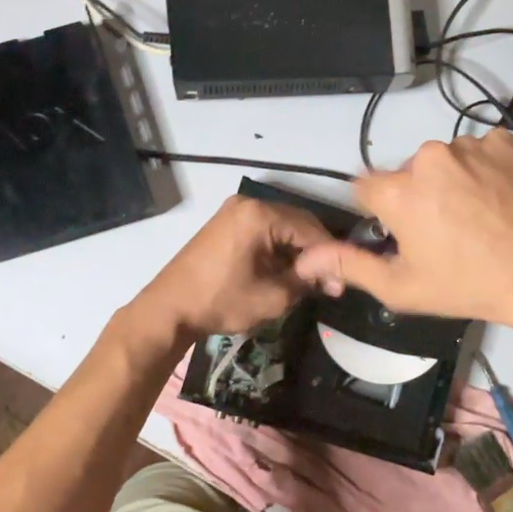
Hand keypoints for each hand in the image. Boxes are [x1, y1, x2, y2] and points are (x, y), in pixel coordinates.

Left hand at [130, 195, 333, 341]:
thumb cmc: (221, 301)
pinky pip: (264, 230)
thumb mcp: (273, 296)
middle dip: (315, 252)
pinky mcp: (226, 223)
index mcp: (260, 215)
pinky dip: (279, 248)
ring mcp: (234, 211)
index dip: (330, 256)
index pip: (311, 229)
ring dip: (298, 251)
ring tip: (309, 280)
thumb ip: (307, 279)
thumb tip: (335, 276)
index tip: (343, 281)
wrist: (170, 308)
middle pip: (298, 223)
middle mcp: (248, 203)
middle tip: (329, 283)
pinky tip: (286, 271)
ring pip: (282, 227)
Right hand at [294, 131, 512, 331]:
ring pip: (444, 162)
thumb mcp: (401, 287)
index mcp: (398, 190)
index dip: (379, 214)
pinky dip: (483, 171)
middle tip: (445, 236)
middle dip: (416, 198)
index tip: (401, 235)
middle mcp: (428, 156)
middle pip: (406, 174)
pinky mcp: (506, 142)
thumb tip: (304, 260)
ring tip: (476, 219)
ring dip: (450, 183)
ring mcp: (471, 145)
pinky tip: (497, 200)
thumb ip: (349, 265)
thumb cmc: (468, 285)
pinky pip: (480, 152)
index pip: (364, 188)